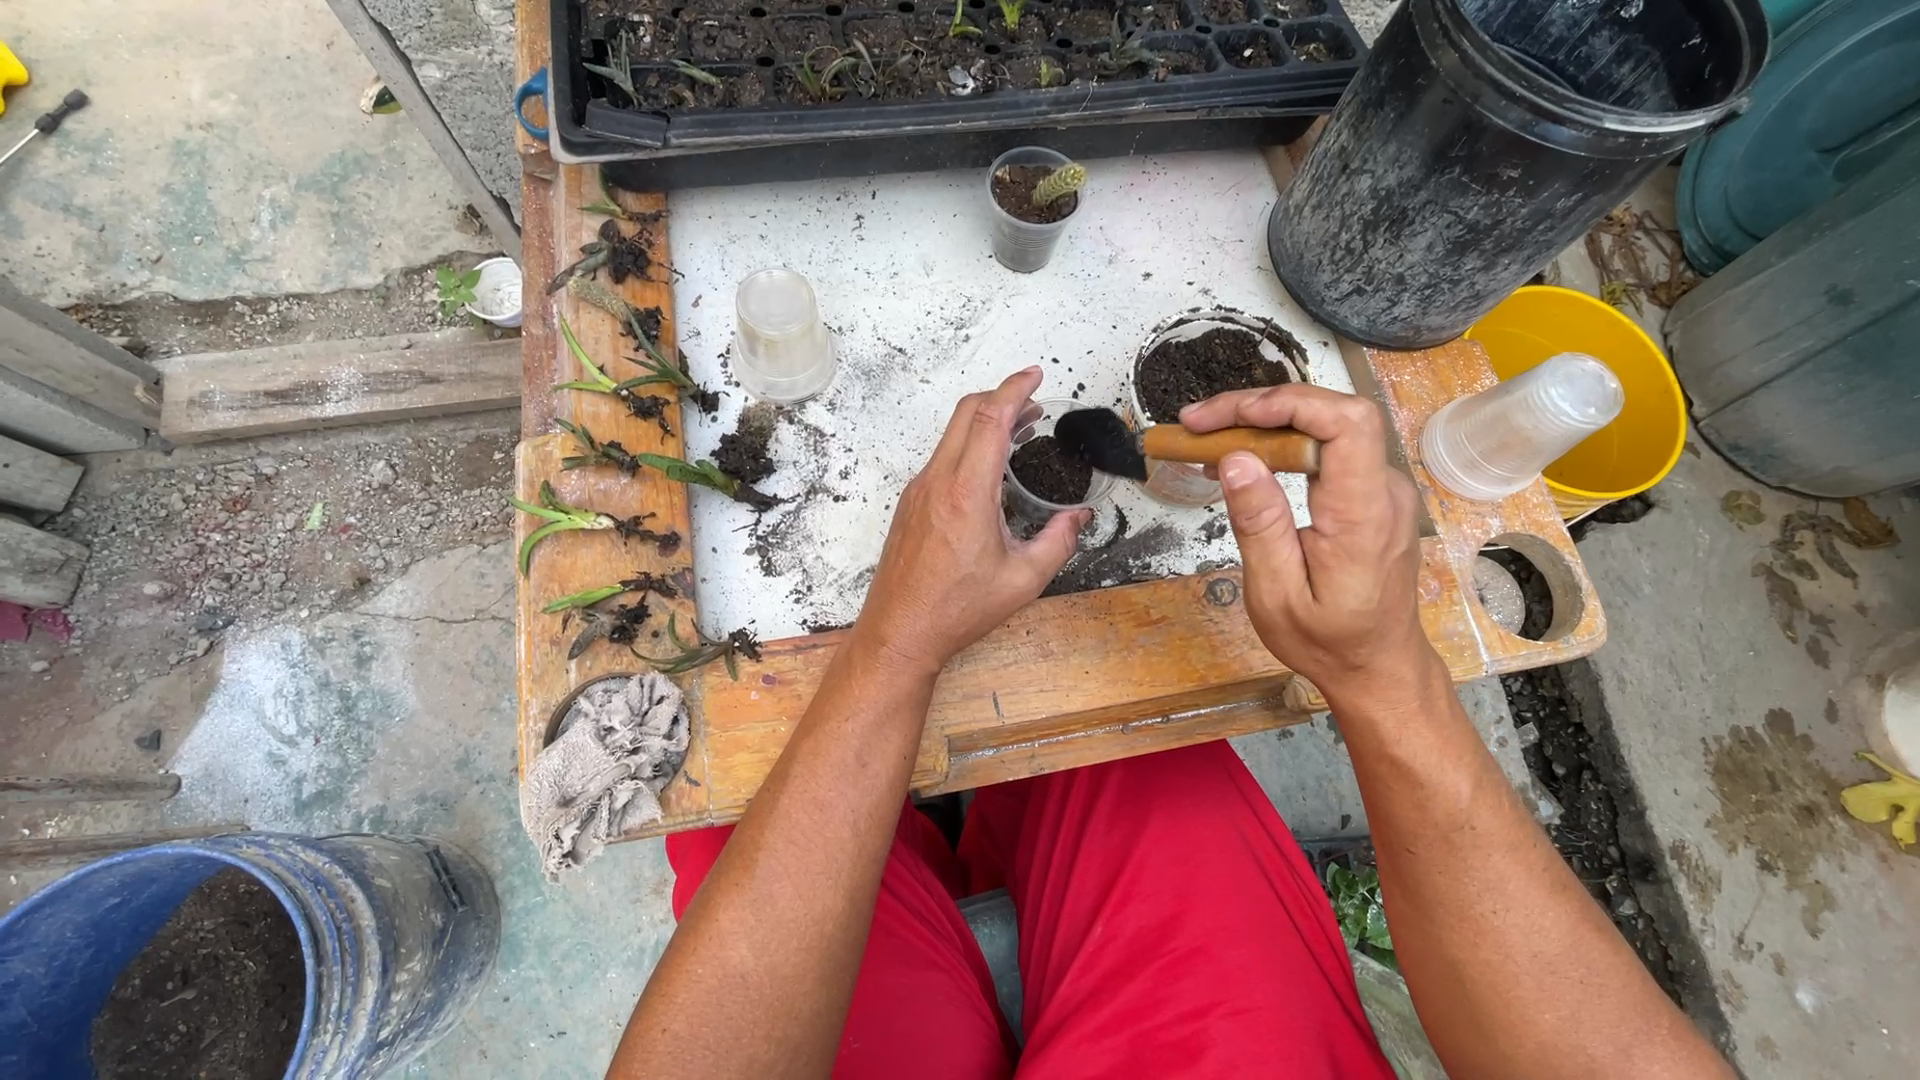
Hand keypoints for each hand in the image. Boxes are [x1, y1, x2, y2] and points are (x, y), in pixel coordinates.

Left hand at [853, 368, 1087, 676]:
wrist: (899, 632)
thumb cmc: (954, 610)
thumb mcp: (1022, 580)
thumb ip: (1058, 542)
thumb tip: (1078, 518)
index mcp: (966, 494)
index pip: (989, 418)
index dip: (1015, 389)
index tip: (1034, 375)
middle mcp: (937, 483)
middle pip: (966, 413)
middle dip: (1002, 397)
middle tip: (1034, 400)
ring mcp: (918, 491)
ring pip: (951, 434)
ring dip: (984, 422)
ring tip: (1019, 429)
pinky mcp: (911, 504)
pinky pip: (941, 458)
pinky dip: (968, 446)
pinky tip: (988, 467)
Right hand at [1181, 384, 1432, 705]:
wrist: (1377, 664)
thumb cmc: (1325, 640)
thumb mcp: (1276, 595)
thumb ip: (1259, 525)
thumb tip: (1236, 460)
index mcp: (1362, 515)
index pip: (1346, 424)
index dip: (1287, 404)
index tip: (1228, 417)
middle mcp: (1382, 490)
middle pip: (1330, 414)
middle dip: (1258, 407)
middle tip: (1196, 423)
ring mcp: (1381, 488)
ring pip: (1325, 426)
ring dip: (1263, 421)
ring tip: (1205, 438)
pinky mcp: (1370, 492)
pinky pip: (1326, 448)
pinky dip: (1279, 442)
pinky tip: (1240, 456)